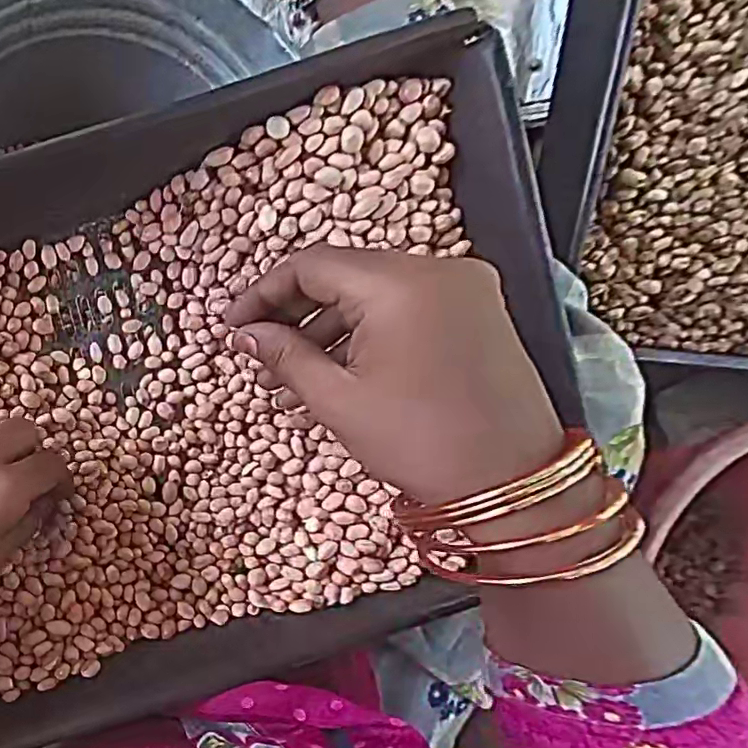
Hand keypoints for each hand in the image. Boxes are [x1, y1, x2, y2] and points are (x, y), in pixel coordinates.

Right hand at [222, 247, 563, 504]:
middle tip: (257, 356)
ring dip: (323, 333)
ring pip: (370, 297)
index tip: (235, 326)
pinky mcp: (474, 314)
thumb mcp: (338, 400)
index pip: (311, 265)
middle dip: (292, 317)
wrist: (513, 481)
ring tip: (286, 381)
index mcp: (400, 284)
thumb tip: (245, 335)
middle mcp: (436, 271)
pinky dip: (362, 338)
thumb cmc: (420, 441)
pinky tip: (331, 377)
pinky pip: (401, 313)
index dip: (263, 294)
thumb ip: (284, 357)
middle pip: (341, 277)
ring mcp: (462, 290)